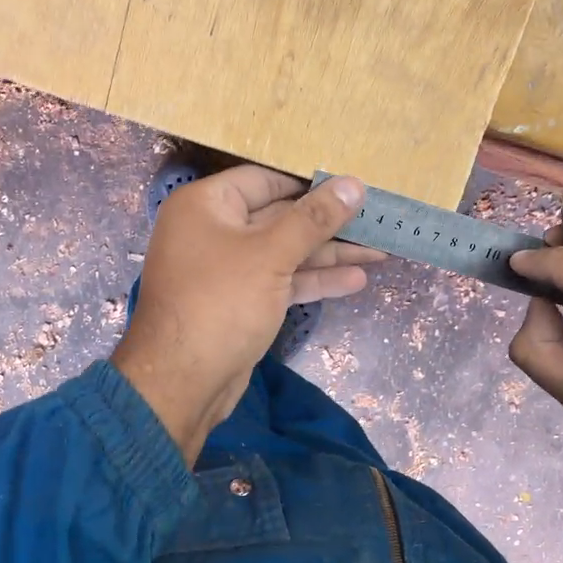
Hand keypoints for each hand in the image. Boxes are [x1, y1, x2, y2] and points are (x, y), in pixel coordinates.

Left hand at [112, 166, 383, 463]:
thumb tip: (353, 184)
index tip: (353, 185)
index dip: (309, 182)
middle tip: (377, 219)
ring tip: (380, 251)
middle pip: (277, 216)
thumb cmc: (221, 303)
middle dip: (326, 223)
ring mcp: (225, 269)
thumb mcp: (271, 254)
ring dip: (327, 254)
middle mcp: (211, 230)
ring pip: (282, 252)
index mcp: (205, 205)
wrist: (181, 382)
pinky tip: (354, 280)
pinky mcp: (239, 302)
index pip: (264, 180)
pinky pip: (279, 281)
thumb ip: (314, 219)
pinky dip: (312, 280)